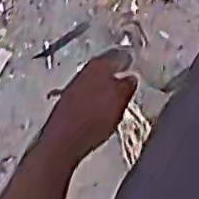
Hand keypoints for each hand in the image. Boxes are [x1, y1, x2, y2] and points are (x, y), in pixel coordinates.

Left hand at [35, 48, 137, 165]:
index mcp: (100, 64)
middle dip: (115, 80)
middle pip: (106, 71)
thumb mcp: (121, 101)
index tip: (135, 71)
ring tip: (112, 108)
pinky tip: (97, 117)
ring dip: (103, 93)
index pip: (120, 57)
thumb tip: (131, 79)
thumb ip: (128, 86)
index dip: (130, 65)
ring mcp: (74, 88)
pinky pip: (85, 100)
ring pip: (95, 85)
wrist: (64, 141)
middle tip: (126, 91)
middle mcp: (85, 71)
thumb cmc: (93, 118)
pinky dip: (92, 105)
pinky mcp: (66, 105)